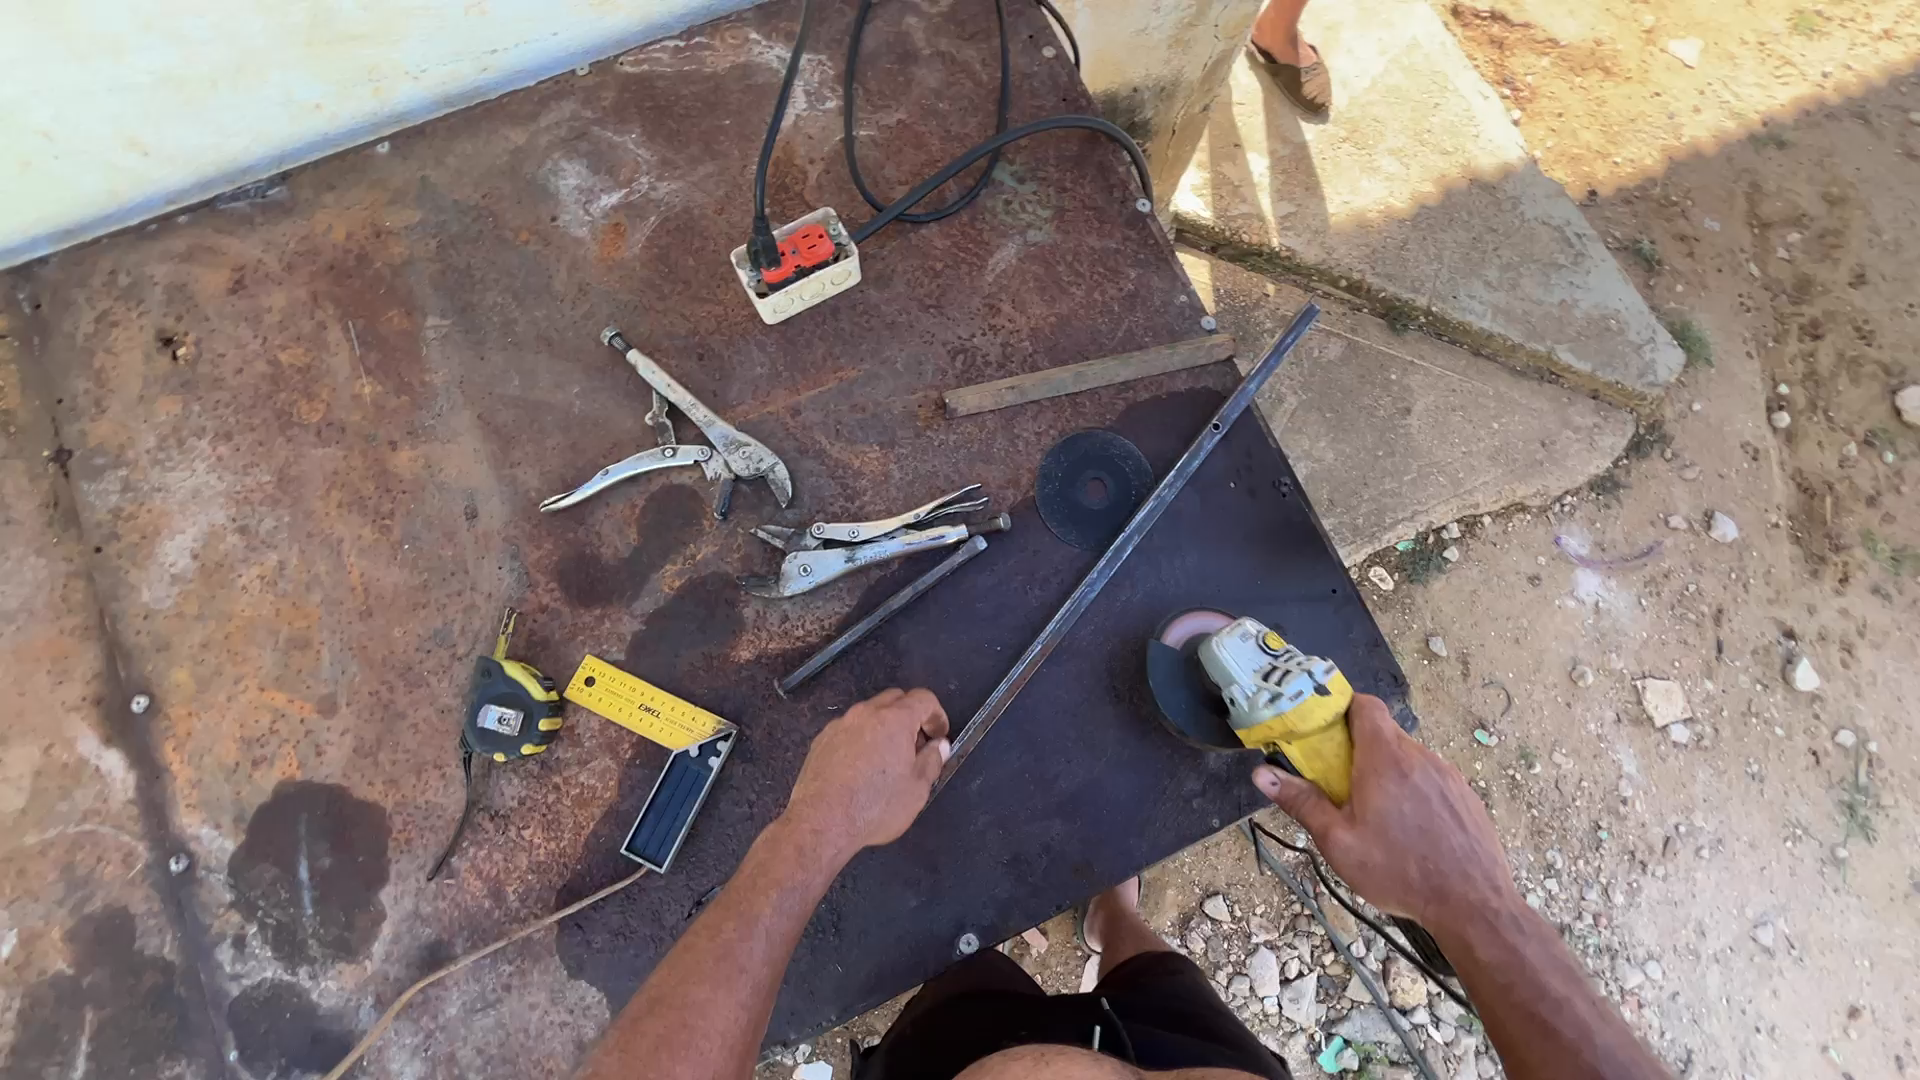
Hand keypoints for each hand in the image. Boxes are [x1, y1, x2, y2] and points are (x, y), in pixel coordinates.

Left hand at [782, 688, 949, 863]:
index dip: (937, 715)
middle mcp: (866, 713)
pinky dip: (862, 738)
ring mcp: (841, 724)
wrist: (821, 822)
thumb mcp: (917, 789)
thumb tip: (939, 745)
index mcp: (894, 719)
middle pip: (896, 698)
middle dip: (912, 716)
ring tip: (887, 759)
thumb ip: (933, 760)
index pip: (924, 698)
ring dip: (885, 726)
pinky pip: (850, 728)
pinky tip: (861, 767)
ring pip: (870, 712)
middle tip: (916, 746)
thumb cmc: (875, 807)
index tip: (939, 737)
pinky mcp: (822, 739)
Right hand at [1252, 694, 1516, 931]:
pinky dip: (1413, 790)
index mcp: (1385, 758)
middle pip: (1382, 733)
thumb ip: (1301, 802)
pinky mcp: (1467, 798)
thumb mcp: (1338, 841)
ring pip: (1407, 758)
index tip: (1323, 731)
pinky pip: (1430, 779)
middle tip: (1339, 782)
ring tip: (1375, 811)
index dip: (1342, 708)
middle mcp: (1419, 757)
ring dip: (1385, 772)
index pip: (1364, 704)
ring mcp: (1448, 776)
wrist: (1478, 909)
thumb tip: (1261, 774)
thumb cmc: (1399, 871)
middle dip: (1357, 749)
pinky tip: (1409, 828)